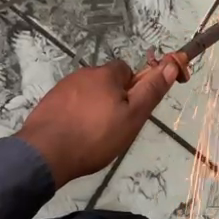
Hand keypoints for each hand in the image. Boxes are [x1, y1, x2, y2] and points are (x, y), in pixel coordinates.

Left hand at [17, 58, 178, 186]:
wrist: (46, 152)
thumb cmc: (95, 136)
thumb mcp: (132, 117)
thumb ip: (151, 91)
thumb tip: (171, 65)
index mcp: (106, 74)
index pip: (127, 71)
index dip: (132, 89)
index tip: (130, 112)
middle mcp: (85, 73)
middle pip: (106, 82)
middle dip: (112, 99)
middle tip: (114, 128)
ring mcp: (64, 86)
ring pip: (88, 93)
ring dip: (94, 107)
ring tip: (93, 136)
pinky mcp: (50, 101)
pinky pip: (70, 104)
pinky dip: (76, 115)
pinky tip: (74, 135)